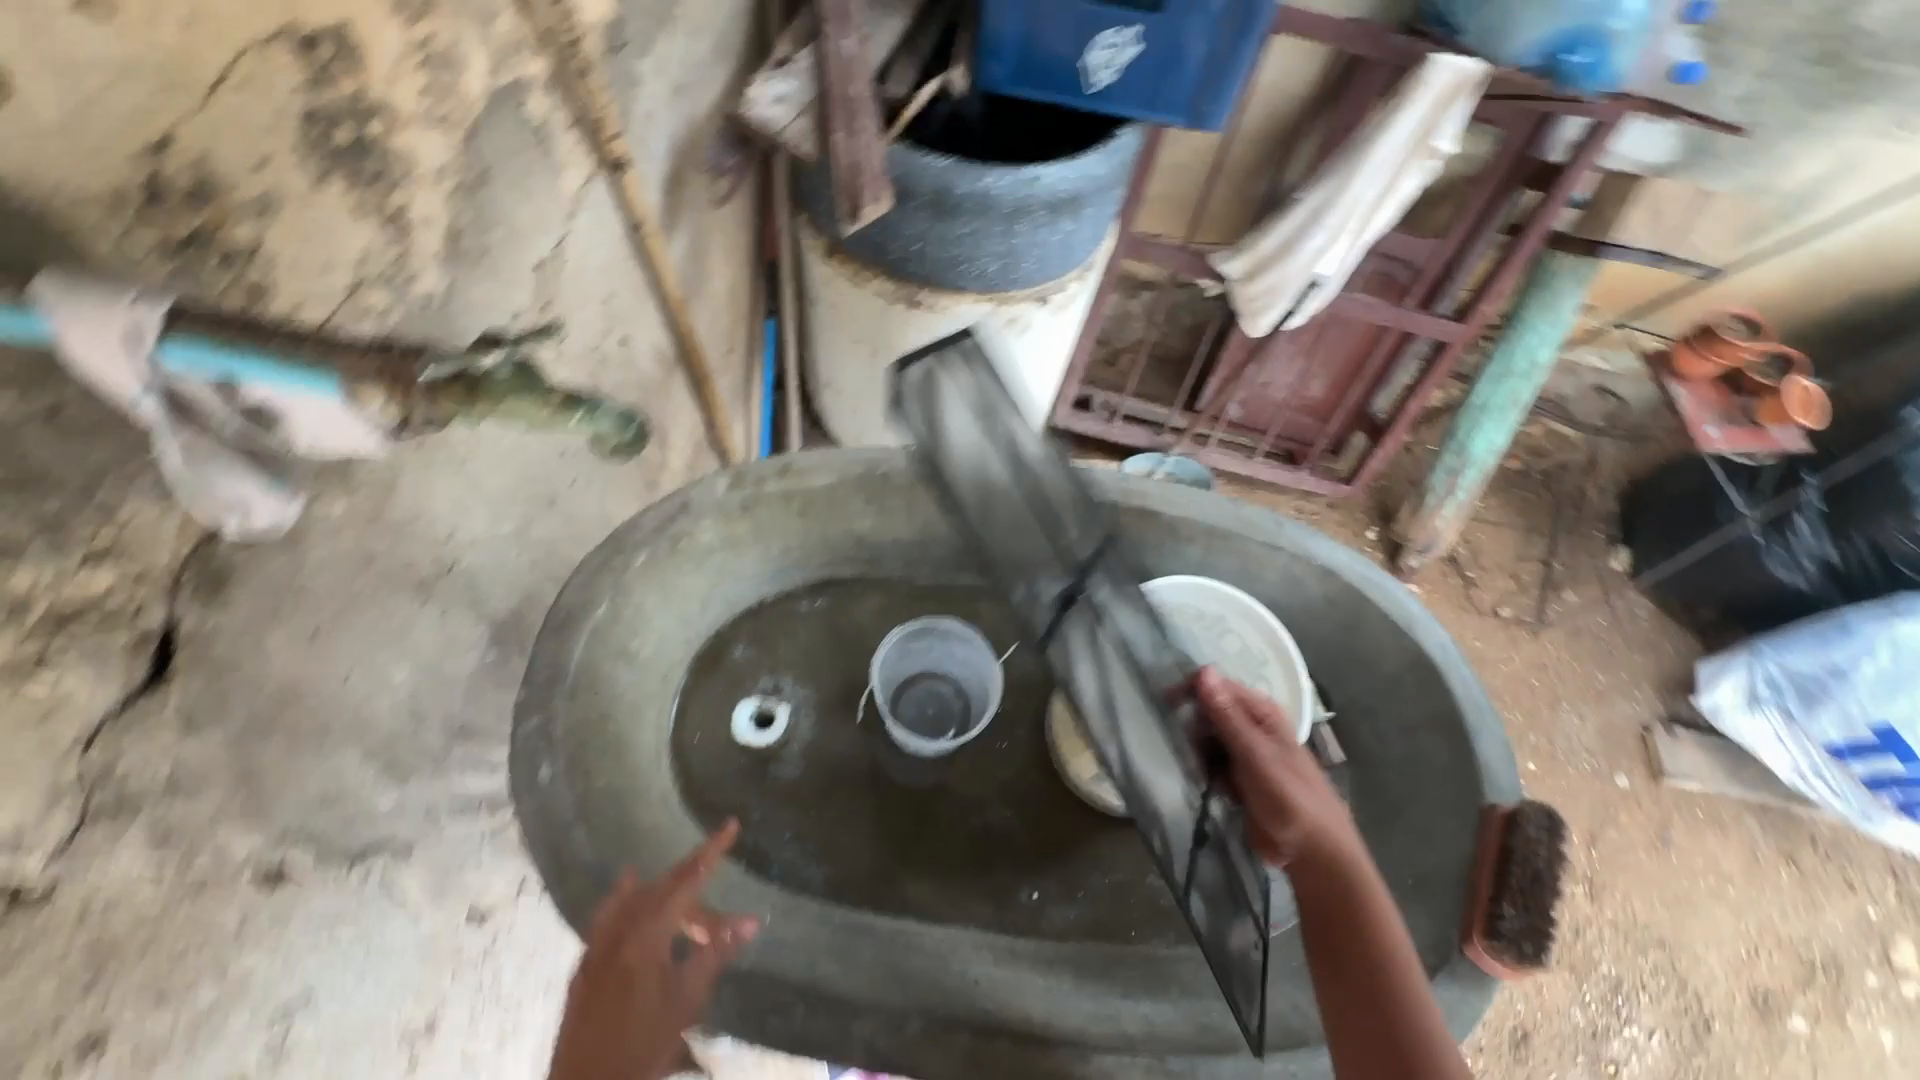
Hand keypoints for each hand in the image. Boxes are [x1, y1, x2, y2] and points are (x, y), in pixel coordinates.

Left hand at [547, 819, 759, 1079]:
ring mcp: (598, 946)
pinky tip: (627, 893)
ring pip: (634, 901)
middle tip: (720, 911)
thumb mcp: (687, 999)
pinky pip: (609, 916)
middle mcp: (620, 929)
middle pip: (663, 890)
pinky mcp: (585, 964)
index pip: (687, 880)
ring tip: (683, 895)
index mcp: (648, 933)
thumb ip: (716, 953)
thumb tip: (750, 920)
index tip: (731, 825)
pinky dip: (626, 900)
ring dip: (663, 893)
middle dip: (694, 887)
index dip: (711, 851)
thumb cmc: (643, 1043)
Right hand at [1195, 668, 1360, 870]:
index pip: (1216, 685)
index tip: (1166, 705)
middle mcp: (1252, 726)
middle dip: (1195, 731)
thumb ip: (1227, 715)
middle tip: (1196, 753)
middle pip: (1208, 713)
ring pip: (1206, 740)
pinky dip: (1208, 773)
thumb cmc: (1288, 797)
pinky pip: (1212, 764)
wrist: (1311, 850)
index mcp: (1261, 712)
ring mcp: (1245, 752)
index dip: (1191, 691)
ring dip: (1200, 755)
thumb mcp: (1254, 754)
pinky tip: (1216, 788)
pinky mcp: (1239, 776)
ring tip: (1209, 775)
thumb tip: (1204, 671)